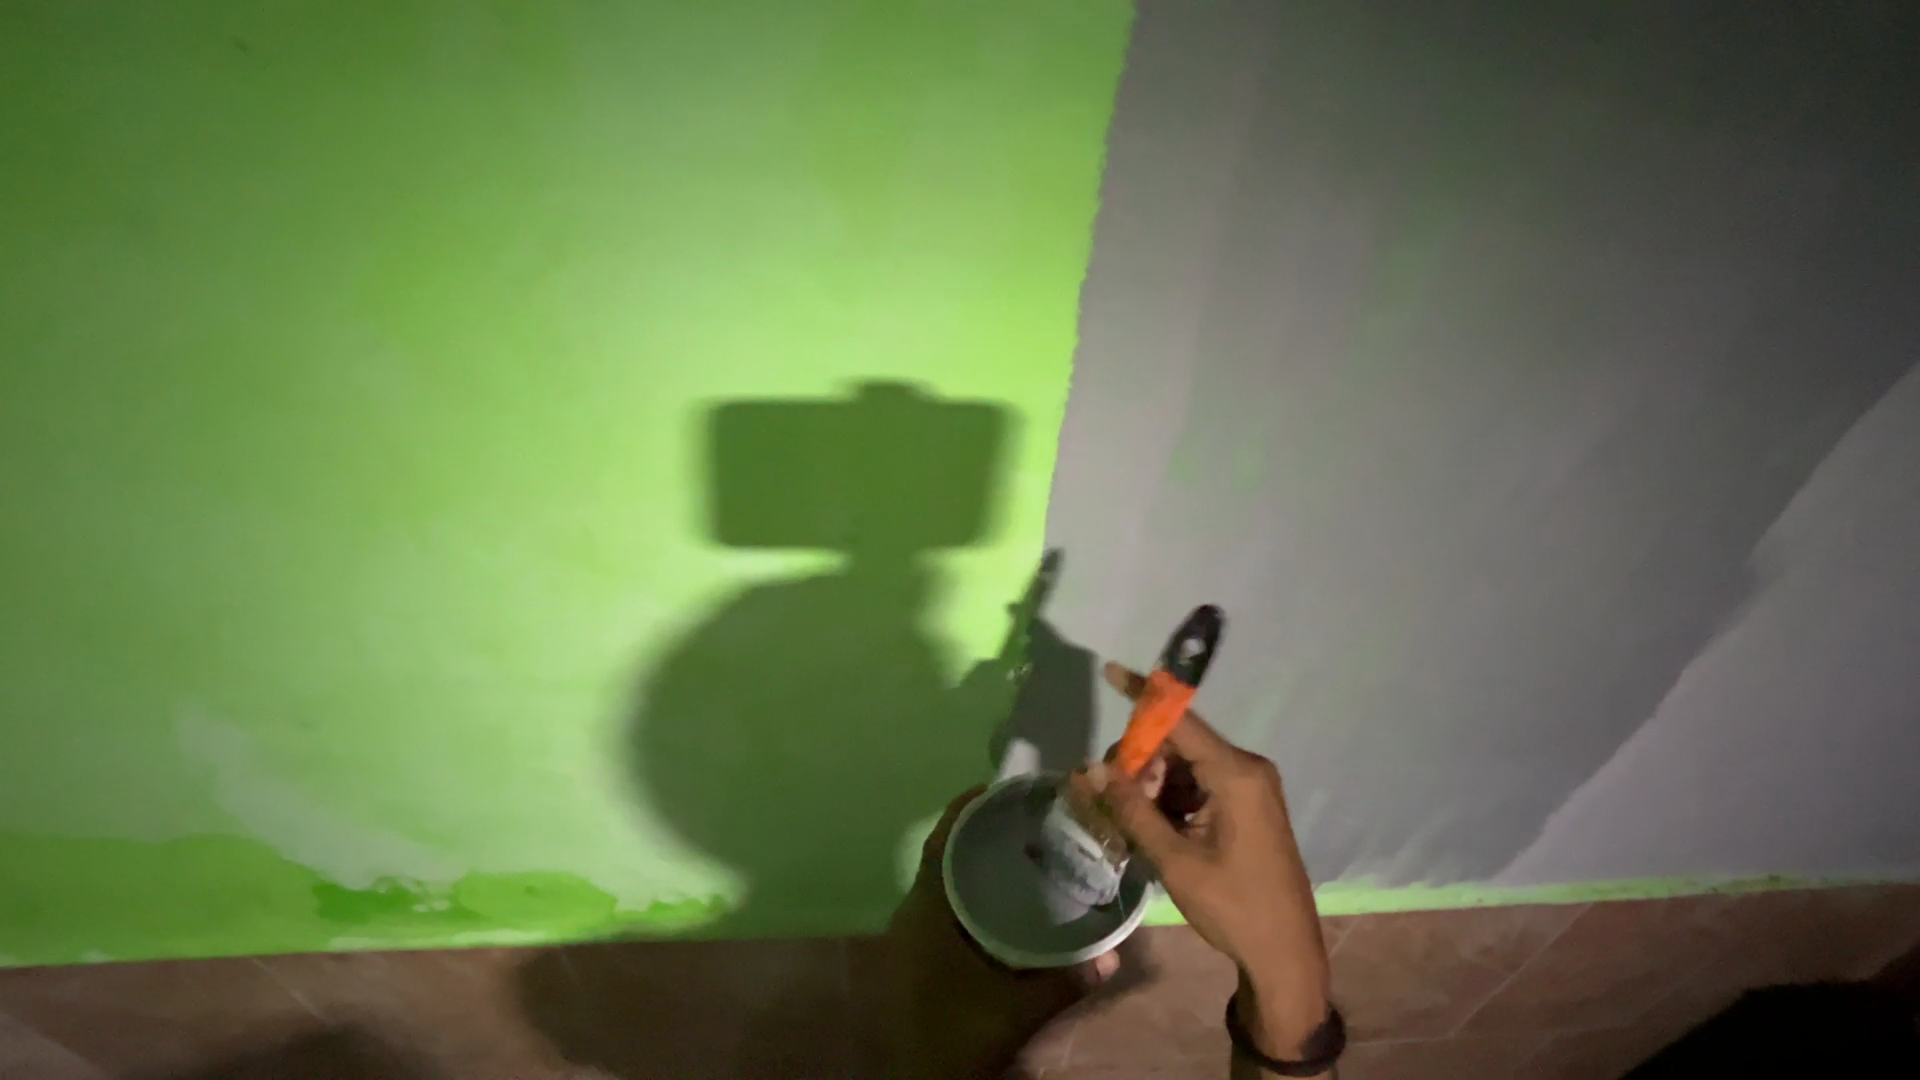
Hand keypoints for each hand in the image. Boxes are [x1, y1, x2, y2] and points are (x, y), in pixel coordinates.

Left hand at [864, 786, 1118, 1077]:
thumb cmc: (957, 1035)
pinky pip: (939, 903)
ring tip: (1016, 846)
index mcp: (926, 910)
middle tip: (1021, 815)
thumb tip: (1114, 955)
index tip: (997, 787)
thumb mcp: (1015, 1010)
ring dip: (969, 859)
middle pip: (941, 854)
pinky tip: (997, 899)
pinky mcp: (914, 954)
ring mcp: (910, 934)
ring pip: (939, 880)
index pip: (939, 841)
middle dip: (975, 830)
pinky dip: (965, 889)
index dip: (963, 809)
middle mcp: (912, 912)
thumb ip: (1064, 980)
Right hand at [1077, 663, 1331, 1061]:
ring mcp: (1250, 787)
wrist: (1287, 959)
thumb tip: (1091, 769)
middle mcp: (1246, 769)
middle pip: (1179, 744)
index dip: (1143, 695)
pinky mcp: (1248, 806)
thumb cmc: (1234, 907)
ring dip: (1154, 786)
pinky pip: (1199, 785)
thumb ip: (1132, 809)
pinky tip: (1155, 827)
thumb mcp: (1175, 859)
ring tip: (1134, 822)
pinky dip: (1172, 799)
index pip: (1181, 720)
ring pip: (1185, 766)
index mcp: (1236, 774)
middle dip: (1141, 762)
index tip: (1110, 670)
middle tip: (1114, 797)